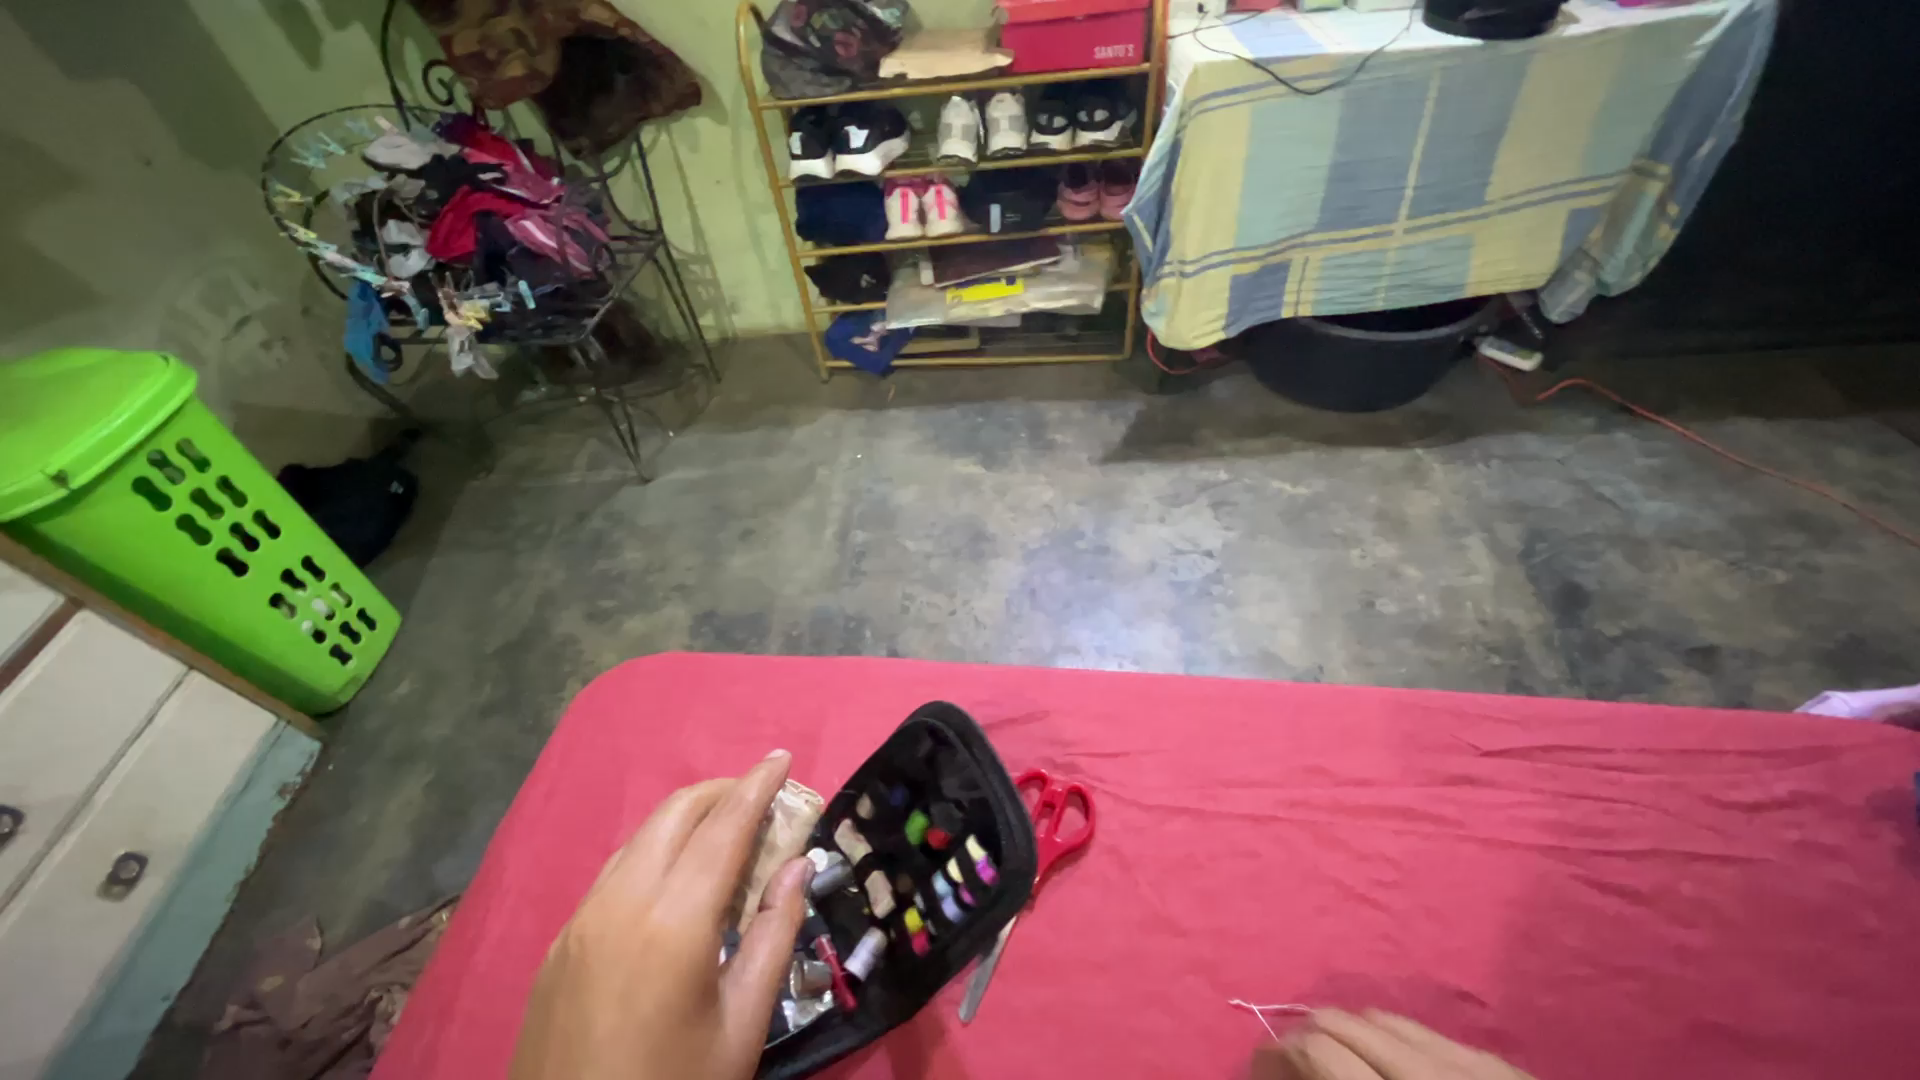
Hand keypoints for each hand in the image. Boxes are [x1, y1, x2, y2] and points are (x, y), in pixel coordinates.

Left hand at [512, 751, 813, 1079]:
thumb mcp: (743, 1024)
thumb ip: (775, 933)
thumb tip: (799, 864)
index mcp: (674, 922)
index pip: (725, 827)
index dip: (758, 786)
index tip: (784, 756)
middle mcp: (620, 904)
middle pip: (675, 815)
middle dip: (723, 792)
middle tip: (764, 798)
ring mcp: (581, 922)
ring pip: (640, 838)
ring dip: (688, 819)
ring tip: (728, 835)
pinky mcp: (559, 945)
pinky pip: (614, 872)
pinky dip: (655, 852)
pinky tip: (676, 881)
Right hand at [1254, 1009, 1533, 1079]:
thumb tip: (1284, 1079)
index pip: (1317, 1050)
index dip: (1275, 1058)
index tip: (1259, 1075)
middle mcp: (1435, 1075)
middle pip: (1338, 1019)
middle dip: (1301, 1041)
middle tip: (1291, 1074)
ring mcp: (1474, 1063)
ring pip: (1376, 1014)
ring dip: (1344, 1036)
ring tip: (1337, 1069)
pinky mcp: (1500, 1063)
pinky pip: (1421, 1029)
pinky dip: (1389, 1042)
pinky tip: (1391, 1072)